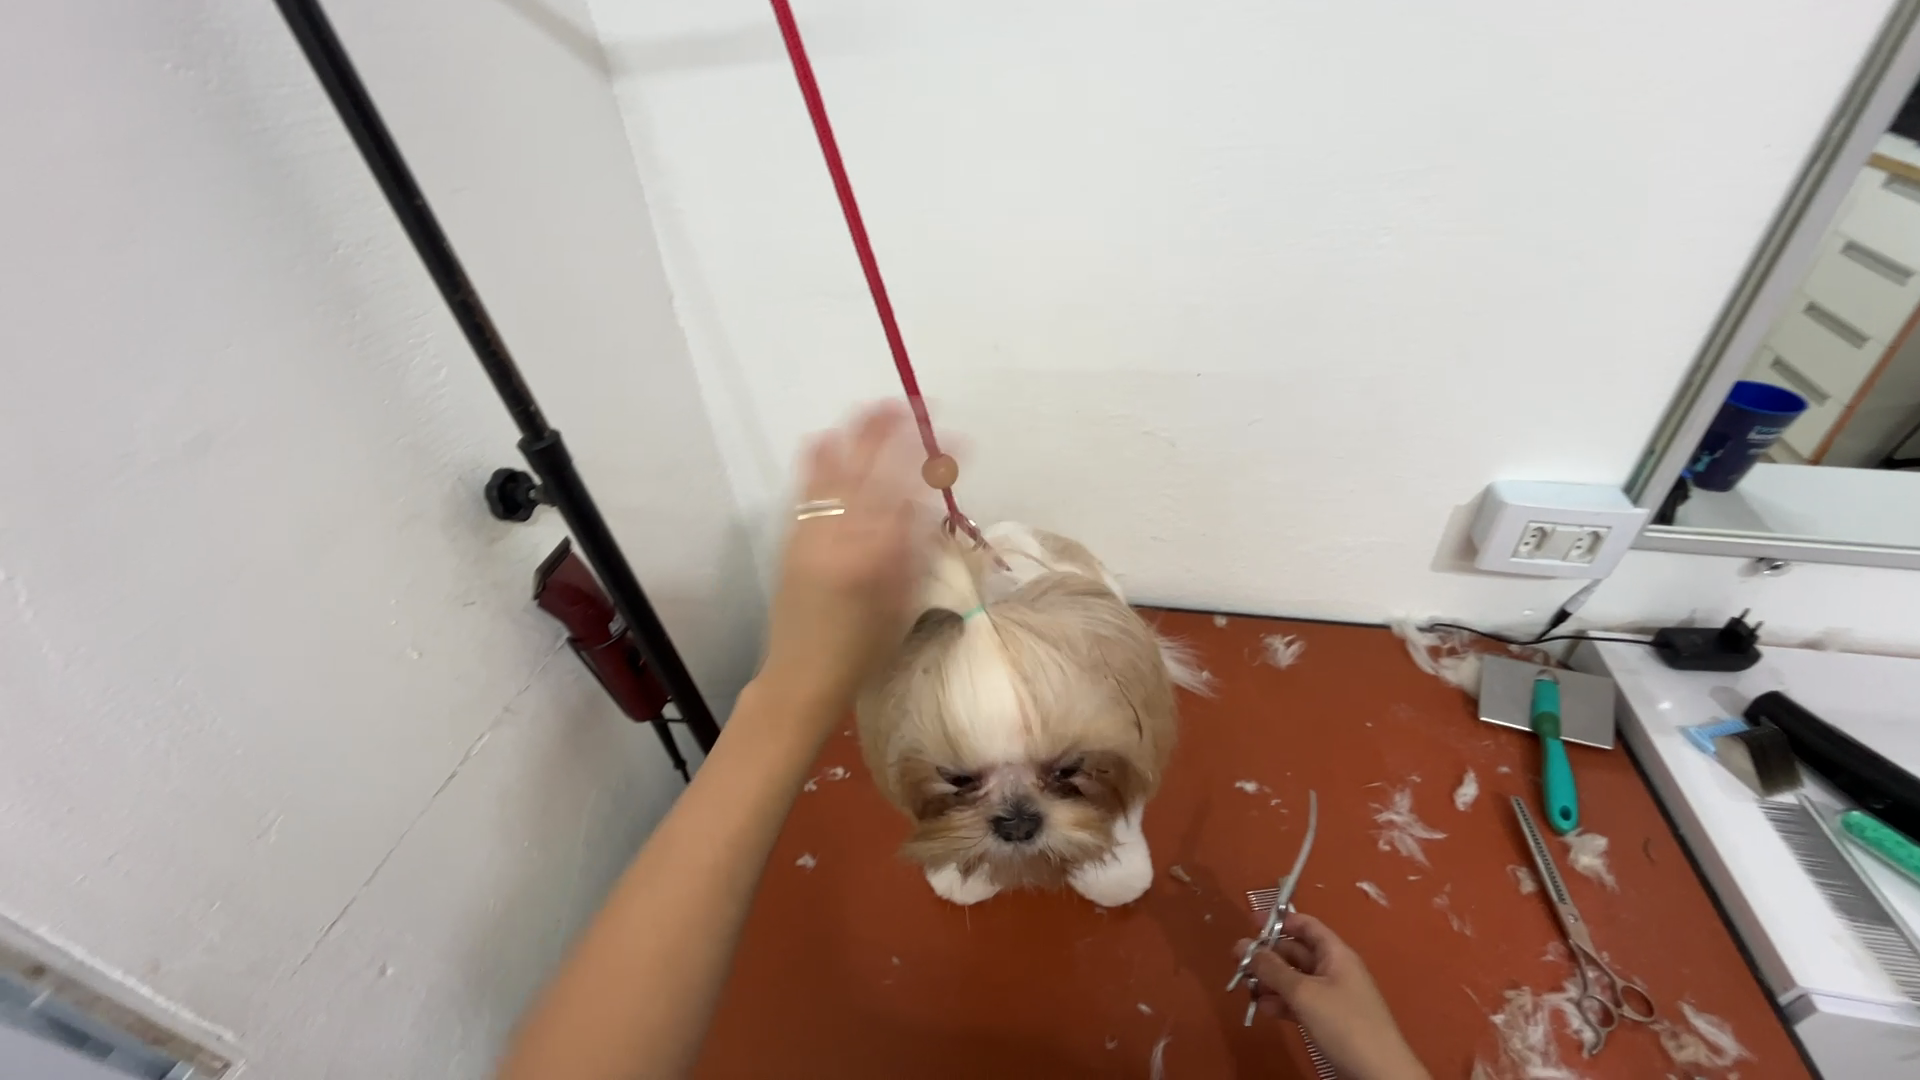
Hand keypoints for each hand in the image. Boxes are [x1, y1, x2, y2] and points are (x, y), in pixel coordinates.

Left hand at [757, 404, 930, 717]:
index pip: (909, 489)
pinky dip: (820, 456)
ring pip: (832, 466)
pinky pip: (804, 485)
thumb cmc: (863, 650)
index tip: (958, 439)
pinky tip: (831, 436)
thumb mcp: (903, 603)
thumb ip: (914, 550)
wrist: (800, 675)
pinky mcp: (789, 534)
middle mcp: (839, 532)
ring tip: (877, 408)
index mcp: (874, 553)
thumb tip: (924, 503)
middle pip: (867, 464)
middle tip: (917, 405)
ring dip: (856, 432)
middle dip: (893, 427)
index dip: (933, 458)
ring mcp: (809, 529)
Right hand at [1235, 913, 1429, 1079]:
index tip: (1250, 923)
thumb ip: (1271, 969)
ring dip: (1271, 981)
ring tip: (1247, 988)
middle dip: (1268, 955)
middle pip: (1296, 952)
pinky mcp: (1329, 1022)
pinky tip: (1264, 1010)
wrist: (1381, 1078)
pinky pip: (1300, 1003)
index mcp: (1335, 954)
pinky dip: (1281, 1003)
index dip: (1279, 920)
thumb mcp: (1303, 993)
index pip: (1305, 925)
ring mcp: (1332, 998)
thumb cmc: (1344, 1024)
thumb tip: (1242, 945)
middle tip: (1239, 962)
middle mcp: (1334, 970)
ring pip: (1295, 979)